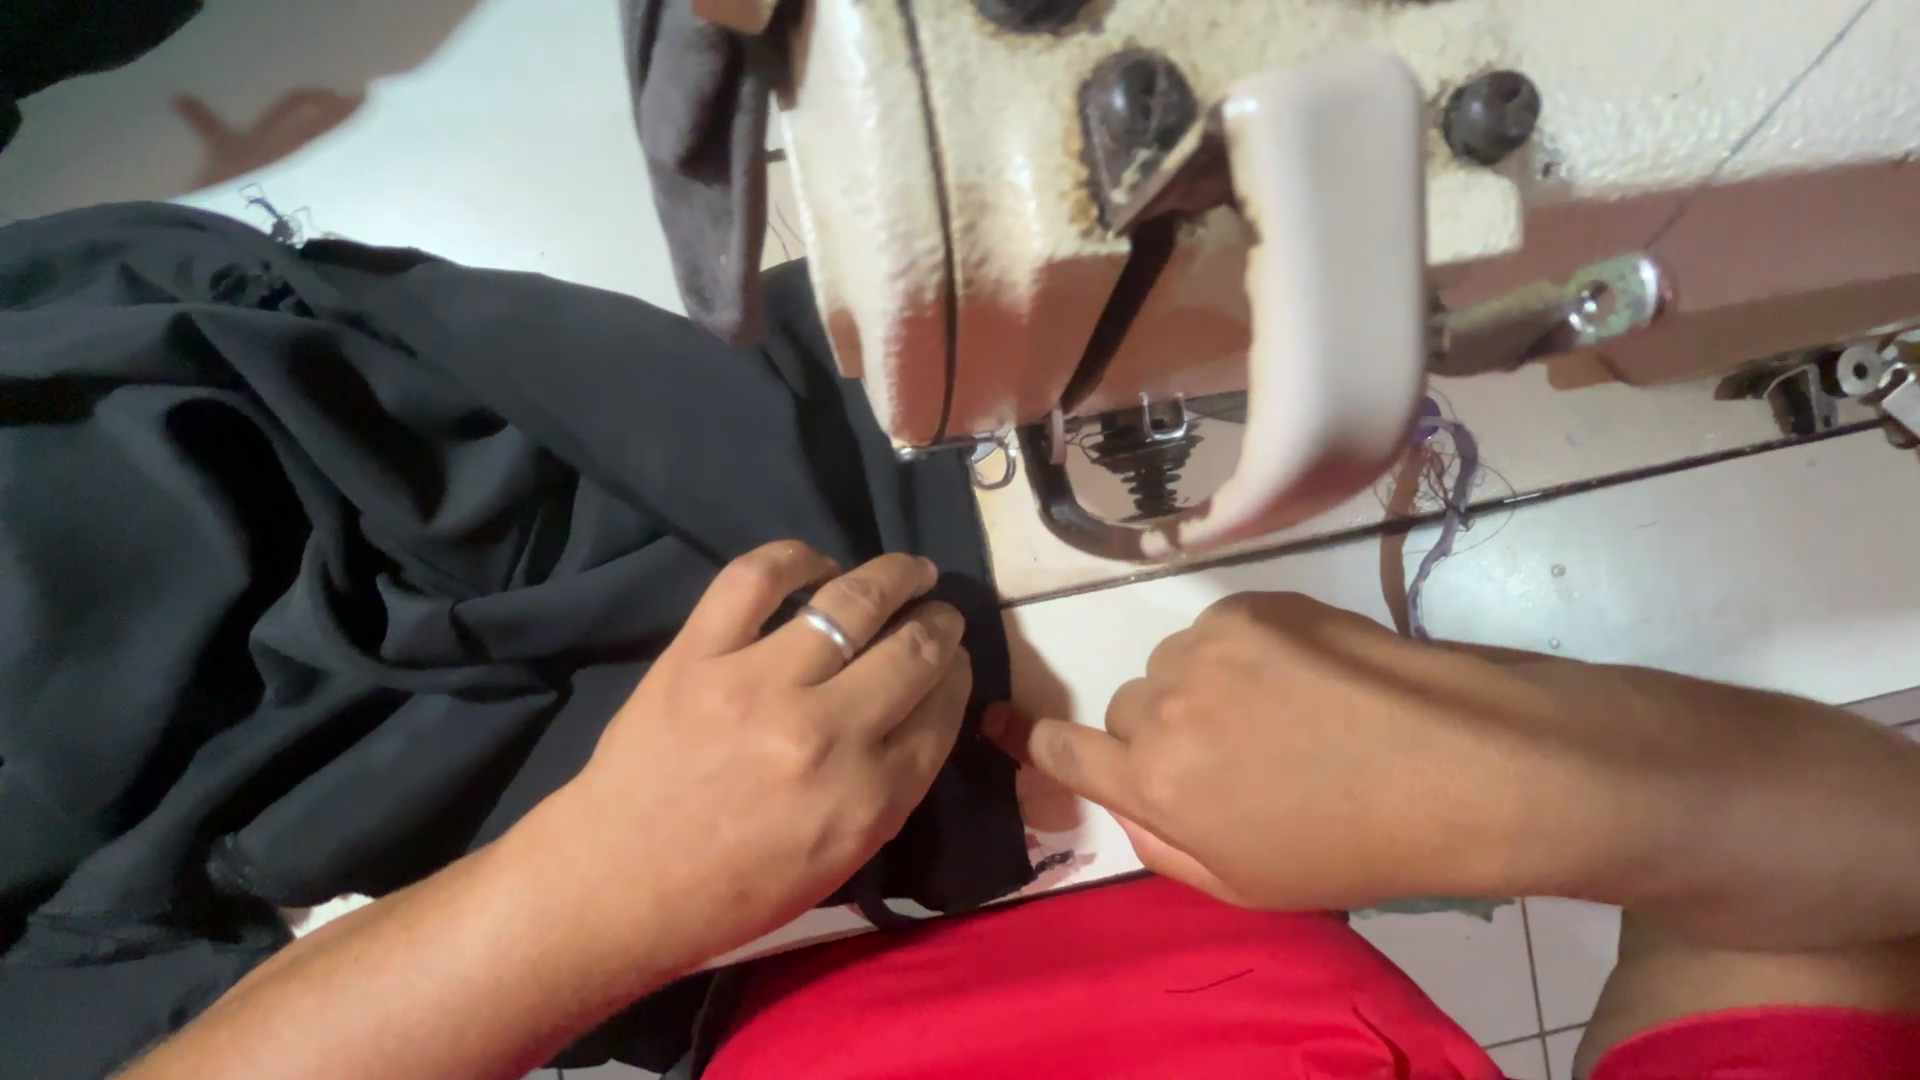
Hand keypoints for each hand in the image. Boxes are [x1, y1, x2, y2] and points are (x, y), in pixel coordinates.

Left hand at [532, 541, 970, 972]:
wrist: (617, 886)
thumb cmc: (739, 887)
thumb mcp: (846, 854)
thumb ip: (898, 777)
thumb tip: (929, 698)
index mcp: (869, 795)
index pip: (943, 706)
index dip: (957, 672)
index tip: (952, 660)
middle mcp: (826, 733)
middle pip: (915, 649)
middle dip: (942, 623)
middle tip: (940, 614)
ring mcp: (758, 685)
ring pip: (853, 601)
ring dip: (897, 575)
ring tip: (910, 571)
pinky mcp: (698, 654)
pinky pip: (757, 577)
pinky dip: (798, 558)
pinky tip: (819, 565)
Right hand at [994, 592, 1617, 911]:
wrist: (1470, 766)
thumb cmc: (1360, 846)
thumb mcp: (1249, 885)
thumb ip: (1161, 845)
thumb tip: (1121, 798)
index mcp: (1157, 782)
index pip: (1061, 748)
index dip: (1037, 742)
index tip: (1025, 733)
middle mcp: (1163, 704)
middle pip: (1123, 709)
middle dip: (1156, 733)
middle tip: (1230, 756)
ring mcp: (1206, 646)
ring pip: (1168, 668)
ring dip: (1198, 690)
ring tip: (1279, 714)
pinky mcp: (1249, 606)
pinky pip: (1213, 634)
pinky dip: (1238, 655)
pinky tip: (1300, 678)